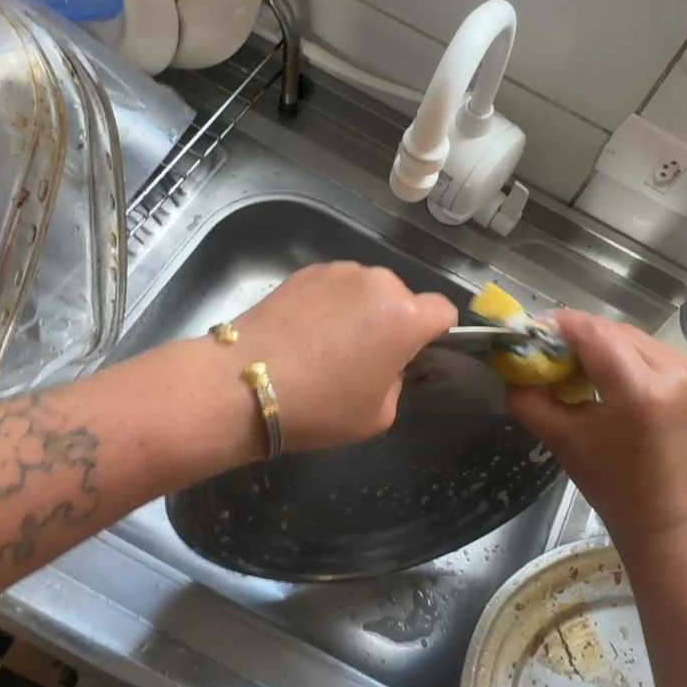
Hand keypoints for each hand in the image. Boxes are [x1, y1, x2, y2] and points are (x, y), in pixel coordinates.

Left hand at [227, 262, 456, 451]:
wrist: (243, 385)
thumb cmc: (319, 406)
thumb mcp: (378, 414)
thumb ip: (397, 381)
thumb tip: (385, 363)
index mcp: (406, 317)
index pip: (444, 311)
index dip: (436, 332)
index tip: (413, 354)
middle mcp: (378, 283)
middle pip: (403, 299)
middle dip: (392, 322)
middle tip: (364, 358)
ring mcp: (339, 272)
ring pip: (367, 290)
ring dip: (360, 311)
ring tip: (328, 345)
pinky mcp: (305, 271)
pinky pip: (335, 287)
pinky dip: (330, 304)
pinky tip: (305, 333)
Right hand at [506, 311, 686, 542]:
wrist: (662, 508)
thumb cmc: (611, 482)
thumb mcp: (560, 439)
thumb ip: (529, 398)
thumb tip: (510, 366)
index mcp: (638, 390)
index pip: (593, 333)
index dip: (556, 326)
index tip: (526, 334)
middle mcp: (665, 368)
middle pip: (605, 329)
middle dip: (569, 335)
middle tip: (538, 352)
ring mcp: (677, 365)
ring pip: (619, 331)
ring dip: (588, 340)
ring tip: (561, 362)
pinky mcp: (679, 367)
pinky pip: (634, 342)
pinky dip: (607, 348)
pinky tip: (590, 368)